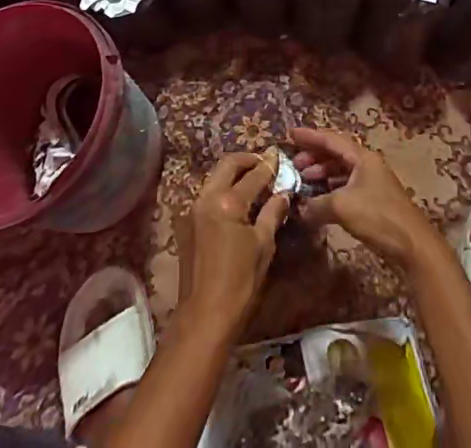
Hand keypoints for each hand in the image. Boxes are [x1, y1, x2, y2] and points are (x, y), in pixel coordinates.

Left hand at [177, 153, 288, 337]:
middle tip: (265, 164)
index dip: (269, 165)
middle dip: (247, 161)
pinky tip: (239, 201)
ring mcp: (193, 209)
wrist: (205, 314)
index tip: (279, 156)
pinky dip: (224, 189)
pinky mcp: (187, 223)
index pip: (253, 174)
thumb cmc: (240, 281)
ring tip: (255, 181)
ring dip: (234, 174)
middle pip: (227, 165)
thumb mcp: (263, 244)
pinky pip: (208, 195)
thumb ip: (273, 212)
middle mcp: (206, 198)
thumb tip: (283, 192)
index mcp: (227, 202)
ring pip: (215, 178)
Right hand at [290, 128, 439, 266]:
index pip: (332, 140)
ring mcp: (371, 183)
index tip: (290, 134)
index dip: (310, 136)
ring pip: (341, 171)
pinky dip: (330, 190)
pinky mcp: (373, 201)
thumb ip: (317, 205)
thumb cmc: (378, 216)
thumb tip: (300, 210)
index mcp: (363, 157)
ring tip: (303, 181)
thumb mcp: (342, 206)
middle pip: (336, 154)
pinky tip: (318, 199)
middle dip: (314, 157)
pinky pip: (346, 187)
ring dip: (321, 174)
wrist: (411, 243)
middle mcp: (367, 165)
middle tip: (294, 165)